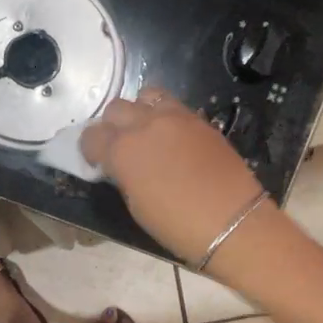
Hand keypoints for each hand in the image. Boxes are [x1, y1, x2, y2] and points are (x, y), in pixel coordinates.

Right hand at [80, 89, 267, 264]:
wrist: (233, 222)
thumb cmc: (177, 226)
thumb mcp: (137, 206)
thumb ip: (123, 176)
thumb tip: (119, 166)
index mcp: (123, 150)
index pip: (92, 136)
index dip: (90, 149)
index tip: (96, 162)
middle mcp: (146, 125)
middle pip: (116, 109)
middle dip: (112, 126)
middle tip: (119, 146)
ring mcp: (176, 118)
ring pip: (146, 96)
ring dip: (140, 111)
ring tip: (147, 133)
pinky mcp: (200, 120)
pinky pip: (173, 106)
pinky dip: (165, 116)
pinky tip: (172, 138)